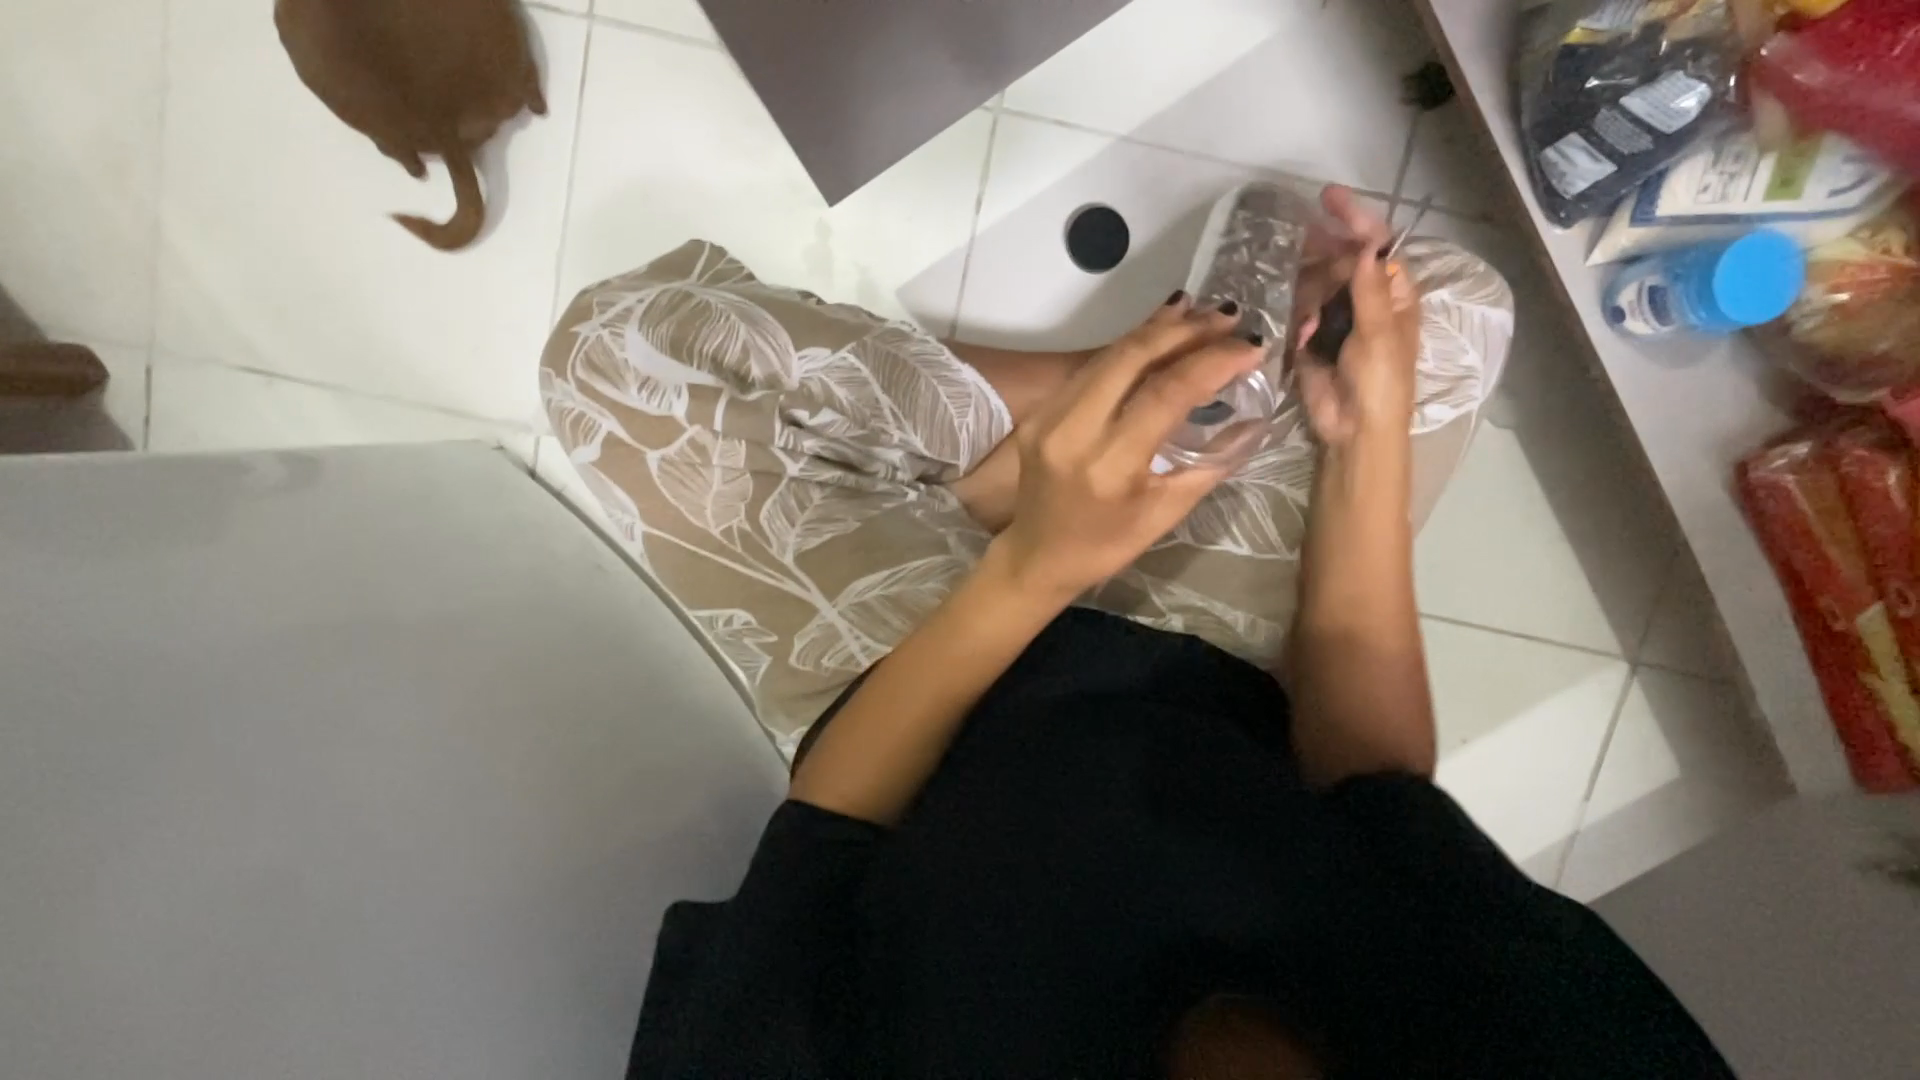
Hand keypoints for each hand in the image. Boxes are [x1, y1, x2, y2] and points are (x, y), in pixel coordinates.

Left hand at [986, 298, 1262, 598]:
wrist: (1036, 556)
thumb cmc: (1107, 545)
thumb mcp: (1166, 514)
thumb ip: (1211, 464)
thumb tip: (1255, 418)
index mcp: (1109, 466)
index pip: (1165, 394)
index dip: (1211, 362)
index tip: (1251, 346)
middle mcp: (1072, 432)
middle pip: (1132, 358)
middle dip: (1184, 331)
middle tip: (1228, 317)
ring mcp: (1048, 418)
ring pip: (1107, 356)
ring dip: (1156, 330)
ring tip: (1200, 315)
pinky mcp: (1038, 413)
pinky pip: (1088, 370)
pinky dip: (1127, 348)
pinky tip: (1157, 335)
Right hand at [1296, 189, 1421, 446]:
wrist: (1354, 429)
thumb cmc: (1381, 382)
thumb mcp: (1380, 333)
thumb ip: (1370, 289)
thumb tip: (1367, 245)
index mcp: (1394, 295)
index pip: (1375, 246)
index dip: (1354, 219)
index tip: (1327, 198)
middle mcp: (1365, 302)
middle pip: (1339, 262)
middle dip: (1320, 258)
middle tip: (1296, 248)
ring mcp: (1336, 321)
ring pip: (1314, 288)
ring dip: (1309, 300)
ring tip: (1311, 327)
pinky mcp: (1310, 342)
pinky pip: (1298, 316)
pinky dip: (1298, 324)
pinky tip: (1303, 339)